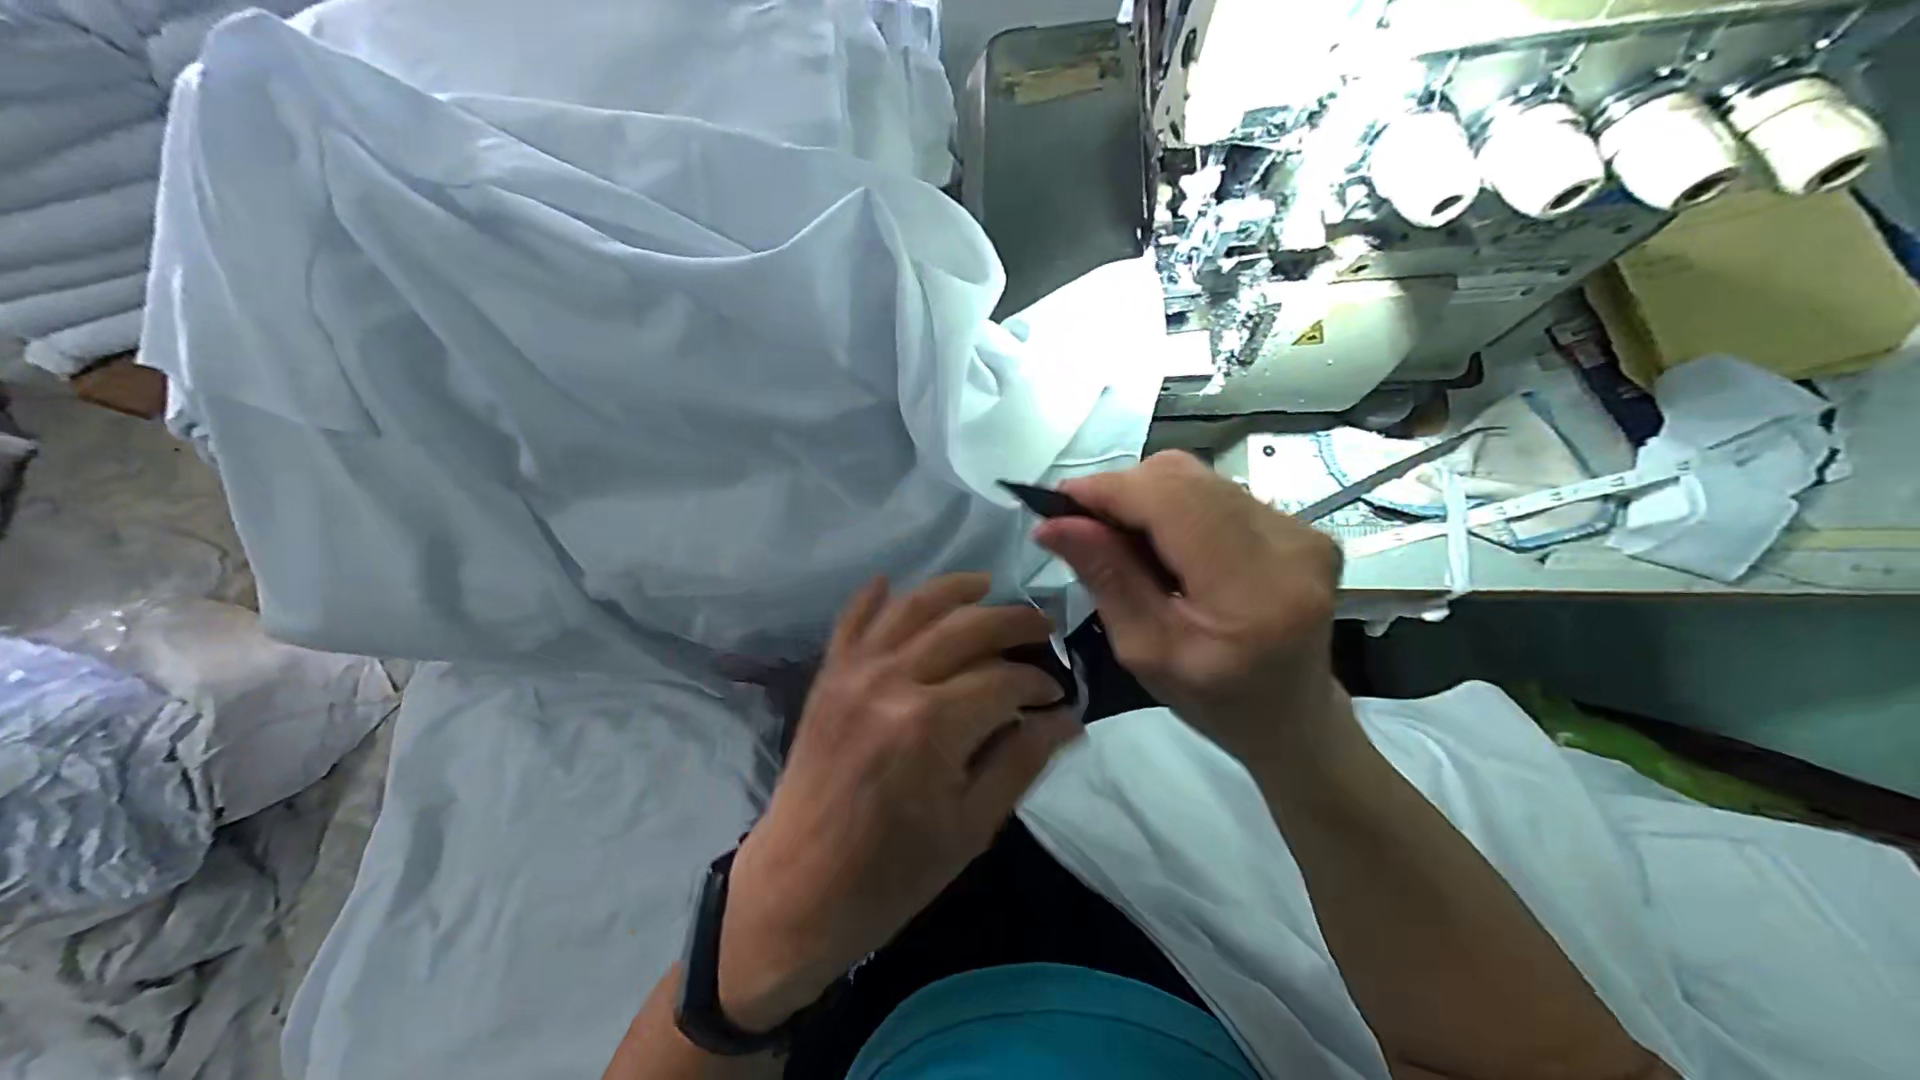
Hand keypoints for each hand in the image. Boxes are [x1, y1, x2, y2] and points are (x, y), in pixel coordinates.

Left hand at [717, 574, 1079, 1031]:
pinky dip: (872, 598)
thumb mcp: (971, 827)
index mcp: (933, 724)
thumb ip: (1021, 762)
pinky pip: (851, 622)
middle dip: (1013, 620)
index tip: (1058, 694)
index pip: (1004, 680)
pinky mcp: (827, 678)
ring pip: (912, 608)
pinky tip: (891, 581)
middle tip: (1043, 626)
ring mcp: (853, 673)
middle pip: (965, 627)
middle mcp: (893, 681)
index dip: (1039, 682)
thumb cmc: (893, 873)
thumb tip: (1067, 720)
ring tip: (986, 584)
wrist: (799, 890)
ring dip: (953, 589)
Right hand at [1032, 451, 1345, 766]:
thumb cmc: (1213, 700)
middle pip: (1183, 477)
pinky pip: (1216, 490)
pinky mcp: (1298, 523)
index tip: (1058, 503)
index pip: (1171, 502)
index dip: (1109, 490)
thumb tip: (1055, 522)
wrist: (1292, 715)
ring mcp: (1300, 528)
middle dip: (1122, 492)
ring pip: (1197, 476)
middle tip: (1085, 527)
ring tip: (1126, 541)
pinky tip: (1167, 545)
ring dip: (1147, 498)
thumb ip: (1106, 579)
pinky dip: (1176, 507)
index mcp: (1252, 590)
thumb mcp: (1144, 651)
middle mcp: (1287, 544)